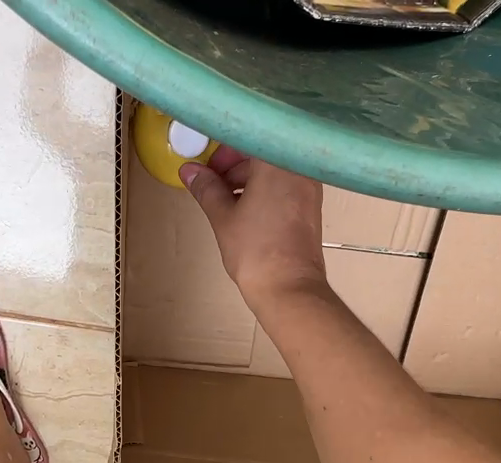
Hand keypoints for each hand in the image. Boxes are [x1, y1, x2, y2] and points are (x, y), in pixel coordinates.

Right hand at [181, 150, 326, 307]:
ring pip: (274, 167)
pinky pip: (284, 184)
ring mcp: (309, 185)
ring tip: (224, 198)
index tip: (208, 164)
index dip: (223, 147)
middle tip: (212, 181)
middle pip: (263, 150)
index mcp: (276, 159)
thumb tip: (190, 171)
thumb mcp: (223, 217)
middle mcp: (298, 165)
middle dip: (235, 163)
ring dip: (248, 177)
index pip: (247, 135)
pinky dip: (265, 189)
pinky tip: (245, 209)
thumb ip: (207, 189)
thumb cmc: (256, 251)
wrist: (289, 288)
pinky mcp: (311, 205)